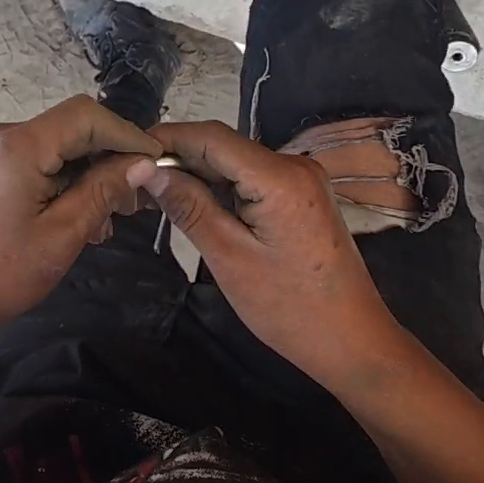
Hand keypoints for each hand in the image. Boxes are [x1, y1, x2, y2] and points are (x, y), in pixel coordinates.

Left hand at [0, 95, 163, 344]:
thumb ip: (103, 190)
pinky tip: (84, 213)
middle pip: (73, 126)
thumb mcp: (62, 235)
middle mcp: (4, 134)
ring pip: (60, 142)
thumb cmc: (2, 274)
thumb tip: (144, 162)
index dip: (126, 133)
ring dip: (91, 170)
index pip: (85, 116)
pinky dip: (68, 177)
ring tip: (111, 215)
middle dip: (110, 155)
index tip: (157, 161)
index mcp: (17, 146)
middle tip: (137, 197)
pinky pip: (42, 156)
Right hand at [129, 121, 399, 381]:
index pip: (211, 137)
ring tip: (153, 189)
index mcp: (280, 177)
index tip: (127, 152)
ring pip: (233, 161)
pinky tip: (190, 201)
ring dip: (195, 171)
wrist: (356, 345)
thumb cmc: (291, 309)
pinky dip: (218, 186)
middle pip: (222, 145)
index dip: (167, 138)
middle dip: (177, 156)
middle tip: (132, 175)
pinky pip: (248, 177)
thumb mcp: (229, 258)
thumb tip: (145, 168)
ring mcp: (300, 179)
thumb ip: (188, 206)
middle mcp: (294, 165)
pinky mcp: (299, 195)